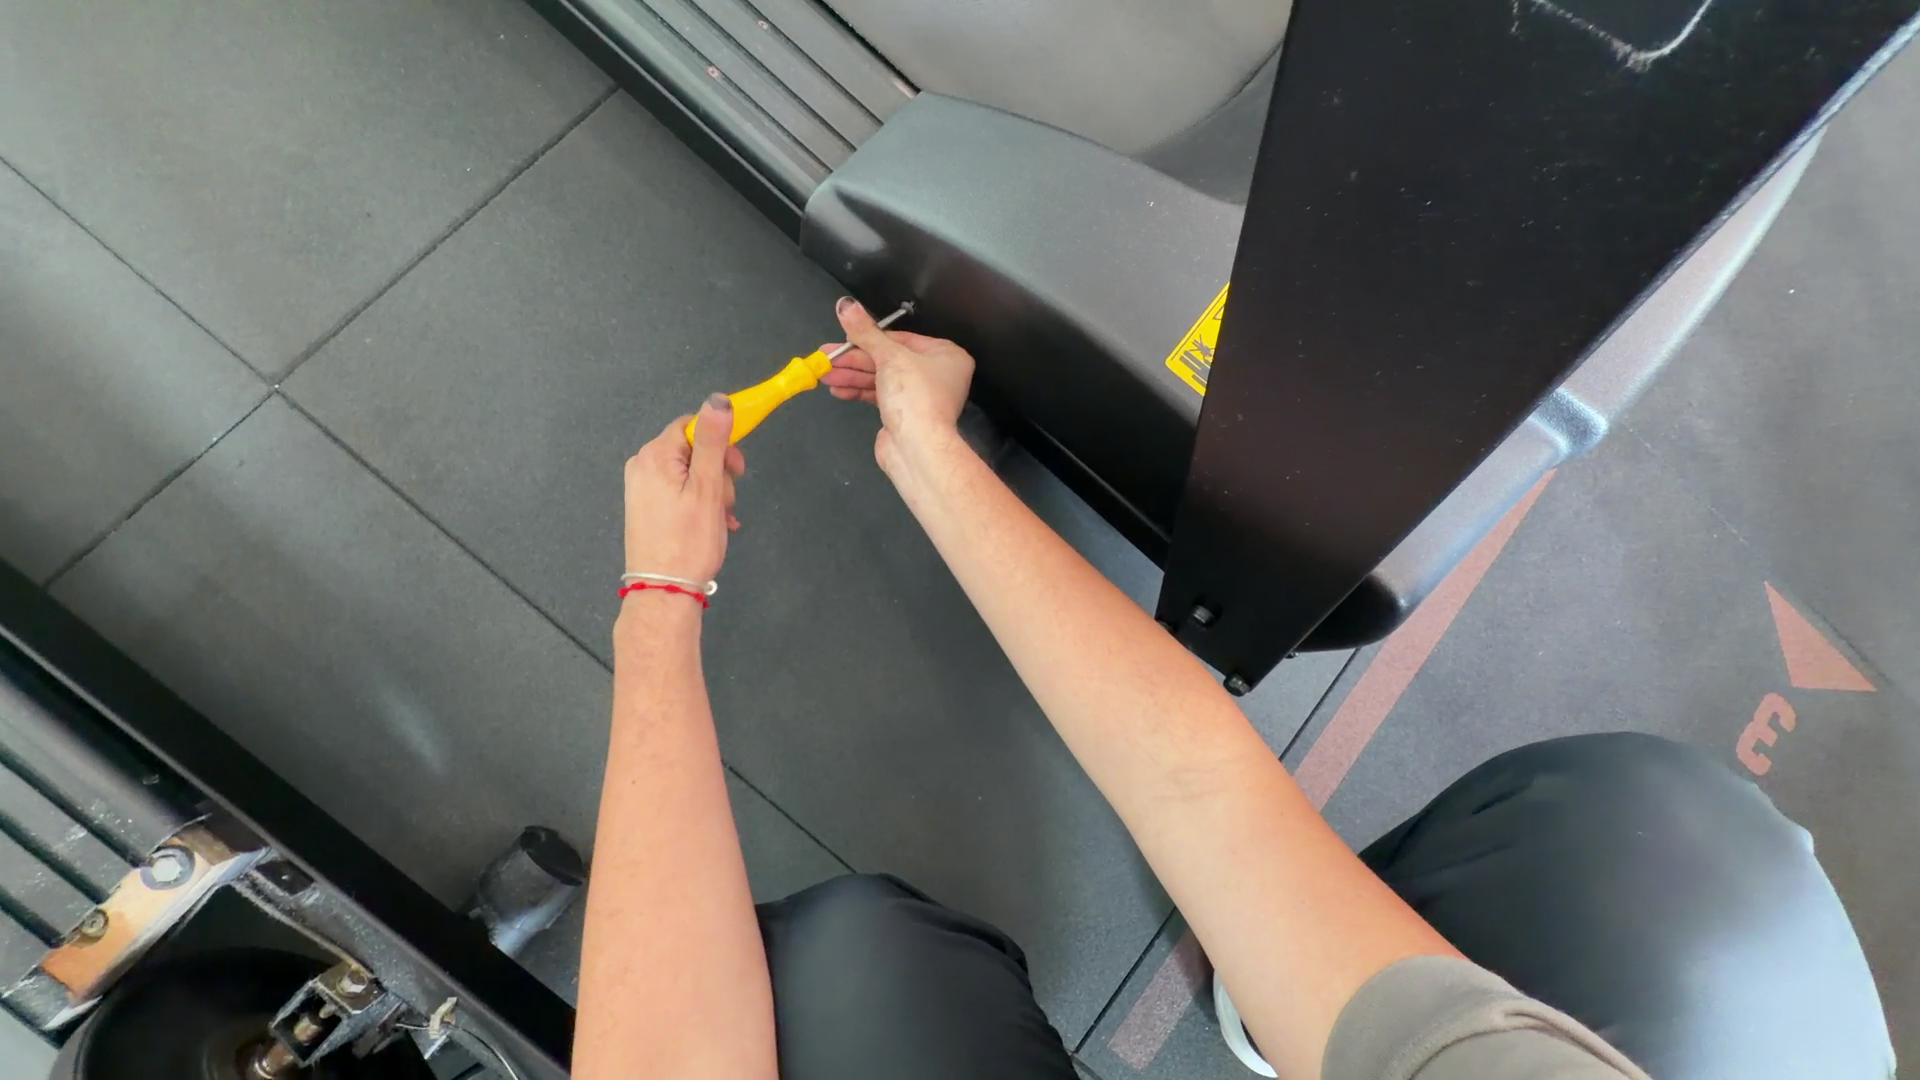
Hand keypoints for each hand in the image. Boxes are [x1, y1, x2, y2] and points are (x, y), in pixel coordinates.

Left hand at [624, 395, 745, 586]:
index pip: (693, 426)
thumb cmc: (689, 540)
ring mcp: (642, 488)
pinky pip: (680, 491)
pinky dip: (701, 502)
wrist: (664, 591)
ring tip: (723, 518)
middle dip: (719, 472)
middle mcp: (642, 465)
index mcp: (655, 455)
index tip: (737, 469)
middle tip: (730, 501)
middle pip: (692, 449)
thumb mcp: (707, 487)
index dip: (720, 442)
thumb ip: (712, 442)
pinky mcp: (646, 507)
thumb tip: (718, 400)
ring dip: (714, 491)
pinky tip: (715, 524)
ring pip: (690, 473)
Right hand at [818, 297, 974, 480]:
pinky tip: (838, 389)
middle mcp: (937, 375)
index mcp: (946, 355)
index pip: (901, 339)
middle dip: (854, 359)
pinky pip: (879, 396)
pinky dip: (859, 391)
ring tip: (825, 373)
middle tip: (826, 357)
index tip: (844, 336)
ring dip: (852, 375)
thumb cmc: (915, 398)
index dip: (870, 338)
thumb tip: (845, 305)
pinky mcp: (905, 415)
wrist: (917, 449)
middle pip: (889, 359)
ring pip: (881, 379)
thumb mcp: (889, 357)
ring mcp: (921, 397)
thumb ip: (865, 332)